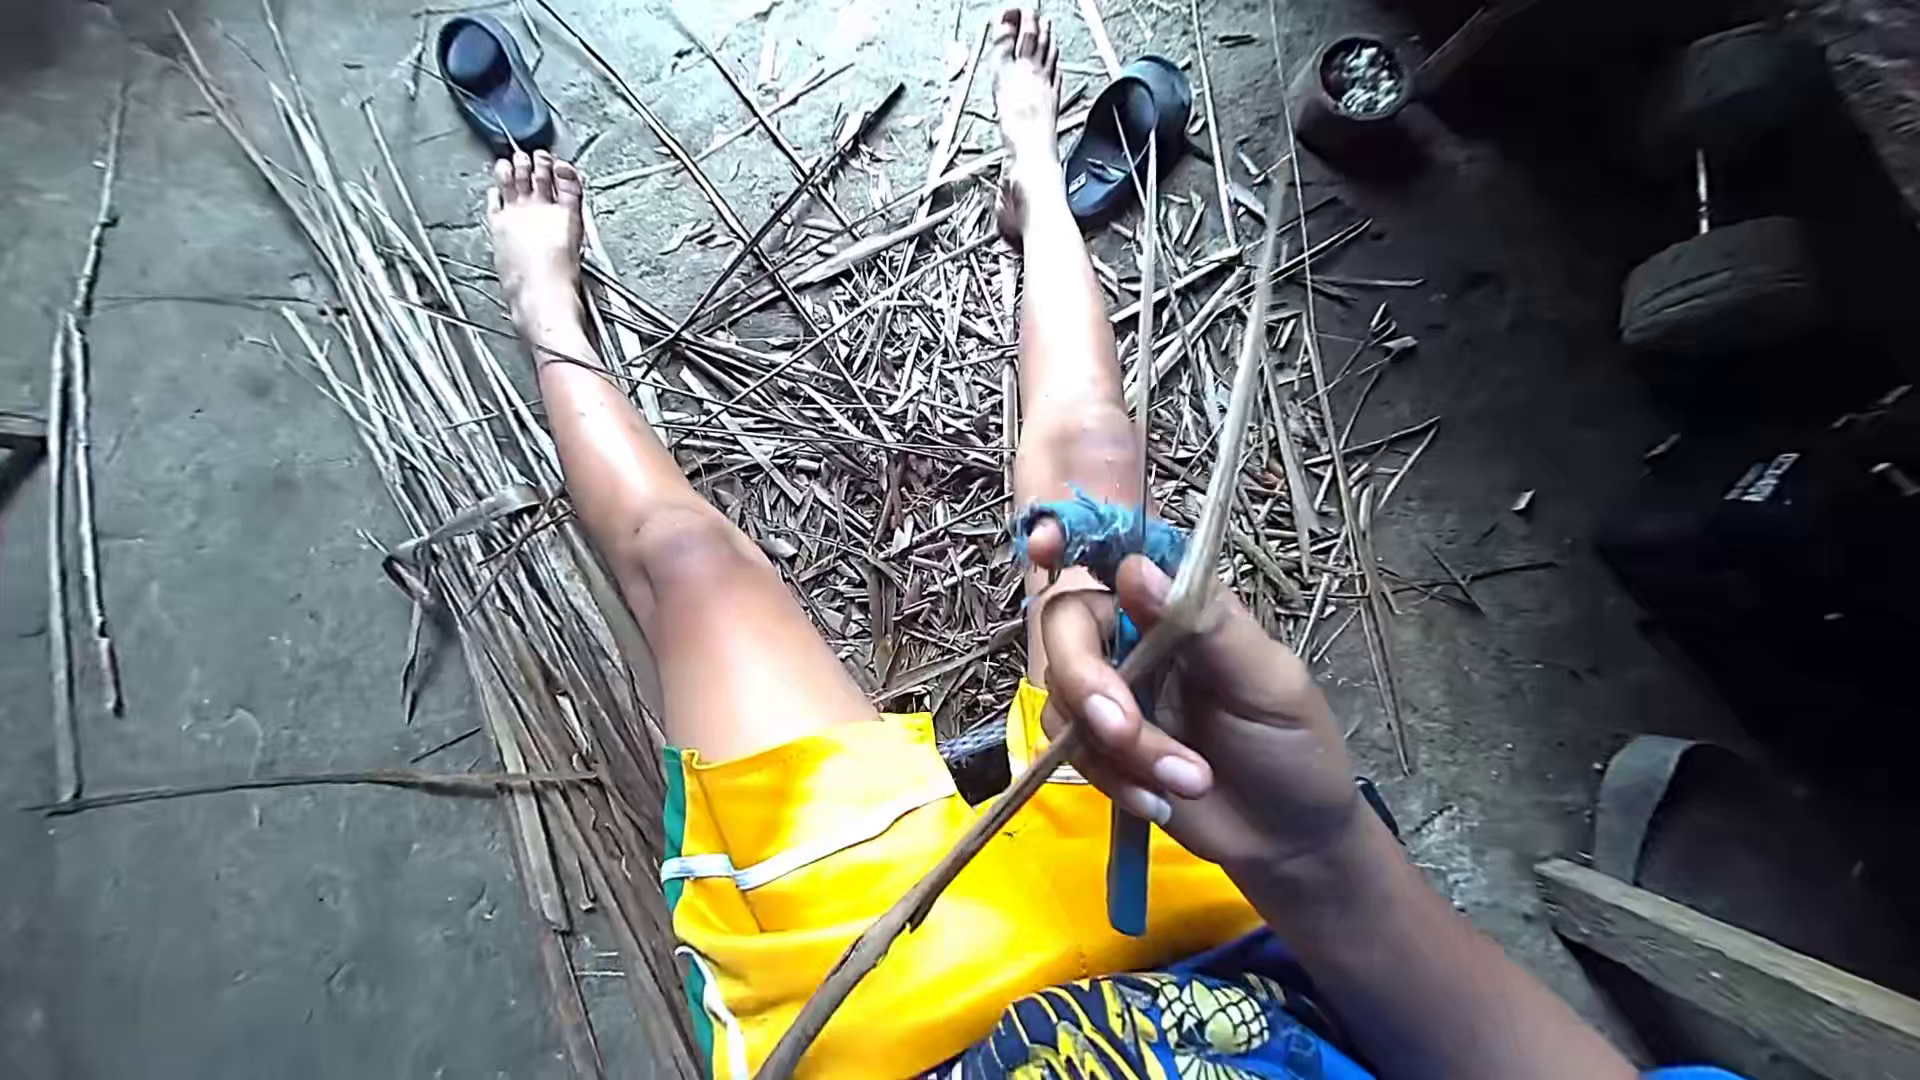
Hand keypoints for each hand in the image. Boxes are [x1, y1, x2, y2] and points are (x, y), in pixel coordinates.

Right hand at [1036, 555, 1363, 873]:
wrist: (1284, 838)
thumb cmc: (1291, 746)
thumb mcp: (1267, 683)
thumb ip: (1205, 625)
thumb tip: (1133, 569)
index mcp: (1174, 604)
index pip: (1114, 554)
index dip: (1071, 538)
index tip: (1045, 546)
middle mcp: (1131, 635)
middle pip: (1066, 625)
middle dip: (1085, 679)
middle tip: (1121, 730)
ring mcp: (1109, 688)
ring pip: (1063, 694)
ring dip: (1117, 748)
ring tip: (1185, 781)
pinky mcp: (1095, 742)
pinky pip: (1066, 745)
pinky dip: (1109, 776)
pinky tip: (1157, 800)